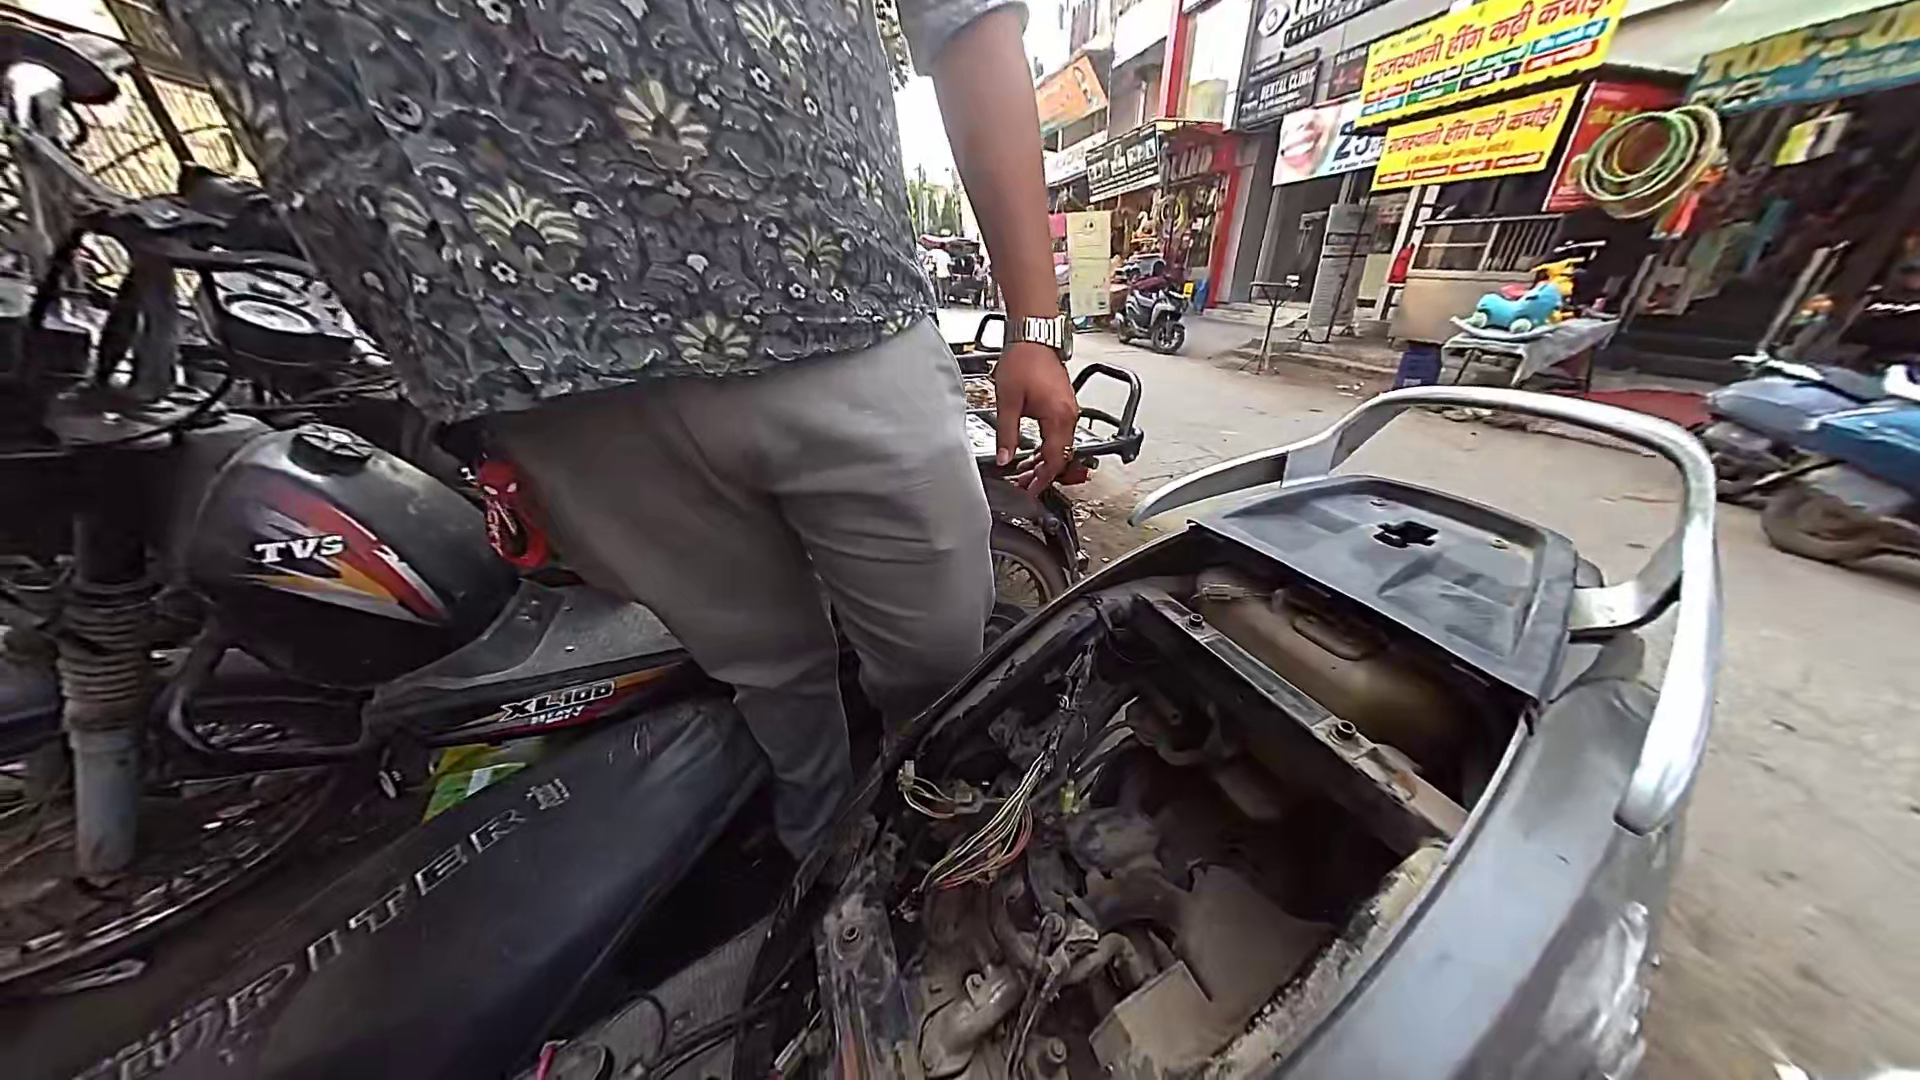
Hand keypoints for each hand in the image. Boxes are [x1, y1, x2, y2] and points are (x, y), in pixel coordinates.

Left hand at [994, 341, 1077, 492]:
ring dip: (1043, 462)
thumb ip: (1006, 434)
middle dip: (1042, 474)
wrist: (1033, 335)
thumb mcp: (1008, 402)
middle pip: (1060, 456)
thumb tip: (1004, 458)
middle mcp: (1068, 416)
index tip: (1030, 490)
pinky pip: (1059, 435)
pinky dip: (1046, 448)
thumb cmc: (1023, 360)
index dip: (1042, 479)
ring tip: (1024, 472)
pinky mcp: (1063, 405)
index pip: (1054, 460)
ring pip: (1060, 447)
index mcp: (1058, 417)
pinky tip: (1031, 453)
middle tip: (1023, 484)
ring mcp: (1068, 410)